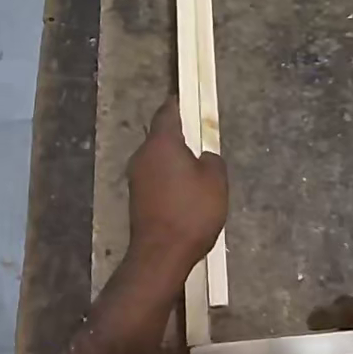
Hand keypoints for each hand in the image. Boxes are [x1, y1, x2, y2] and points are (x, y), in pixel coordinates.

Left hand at [126, 97, 227, 285]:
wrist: (162, 255)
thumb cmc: (192, 211)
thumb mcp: (216, 180)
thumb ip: (211, 159)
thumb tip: (203, 156)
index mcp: (162, 144)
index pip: (168, 112)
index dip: (179, 103)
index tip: (190, 98)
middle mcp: (143, 156)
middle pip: (162, 136)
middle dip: (181, 134)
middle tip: (203, 137)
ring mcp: (136, 178)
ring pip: (158, 157)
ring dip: (176, 158)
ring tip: (199, 168)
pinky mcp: (137, 197)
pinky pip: (156, 176)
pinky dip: (170, 176)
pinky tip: (187, 190)